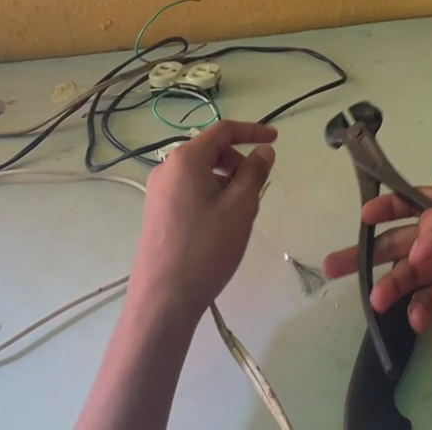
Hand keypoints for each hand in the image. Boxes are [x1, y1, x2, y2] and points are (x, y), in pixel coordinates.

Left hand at [127, 120, 276, 320]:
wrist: (162, 301)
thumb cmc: (206, 248)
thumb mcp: (241, 206)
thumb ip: (255, 171)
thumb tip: (263, 151)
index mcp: (185, 160)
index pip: (223, 131)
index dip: (253, 131)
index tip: (276, 139)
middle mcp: (166, 169)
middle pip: (209, 150)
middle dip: (238, 160)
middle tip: (258, 184)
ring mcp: (157, 192)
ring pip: (199, 172)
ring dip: (225, 179)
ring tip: (241, 208)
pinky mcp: (155, 213)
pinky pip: (189, 189)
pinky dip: (210, 192)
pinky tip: (221, 221)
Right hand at [323, 186, 431, 352]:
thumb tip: (414, 249)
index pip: (413, 201)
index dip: (386, 207)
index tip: (361, 217)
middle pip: (402, 240)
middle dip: (369, 251)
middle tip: (333, 266)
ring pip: (409, 274)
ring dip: (391, 285)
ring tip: (376, 301)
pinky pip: (427, 303)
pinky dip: (417, 309)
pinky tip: (416, 316)